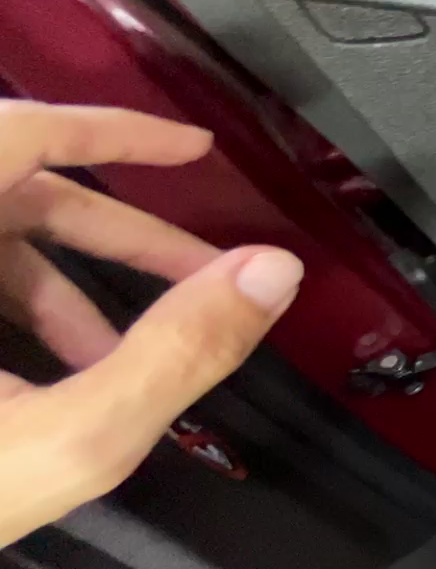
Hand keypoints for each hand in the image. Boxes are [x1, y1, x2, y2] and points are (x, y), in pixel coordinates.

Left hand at [0, 102, 303, 545]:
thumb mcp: (77, 438)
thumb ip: (181, 349)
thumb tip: (276, 267)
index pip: (4, 140)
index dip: (104, 130)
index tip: (195, 148)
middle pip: (6, 194)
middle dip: (122, 235)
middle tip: (209, 273)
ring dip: (70, 284)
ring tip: (127, 349)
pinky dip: (19, 309)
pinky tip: (60, 365)